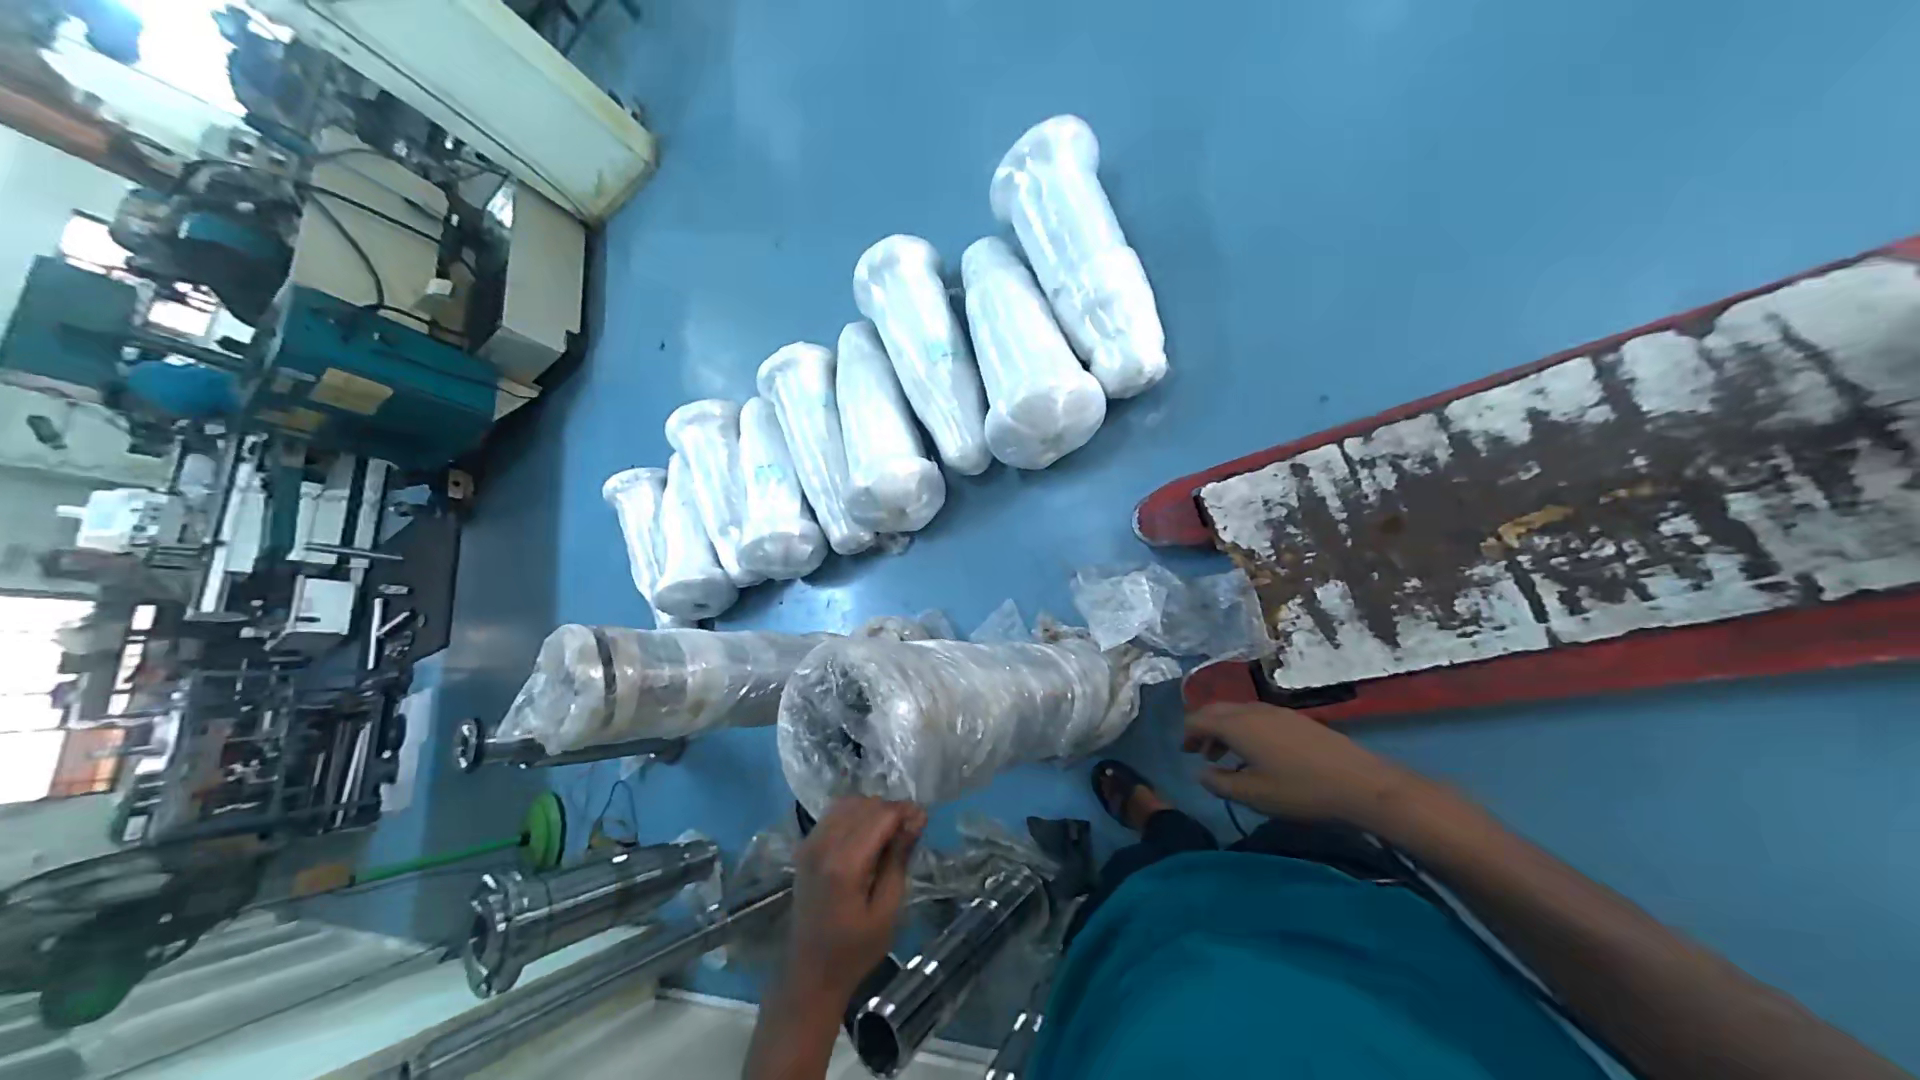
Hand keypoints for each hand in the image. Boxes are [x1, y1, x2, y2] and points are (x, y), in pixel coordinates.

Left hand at [787, 796, 925, 1001]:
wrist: (809, 973)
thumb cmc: (854, 950)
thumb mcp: (887, 909)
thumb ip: (899, 859)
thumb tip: (915, 819)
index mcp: (844, 863)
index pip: (881, 815)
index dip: (906, 811)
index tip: (924, 820)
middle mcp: (823, 844)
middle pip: (864, 804)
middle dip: (891, 810)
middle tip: (910, 831)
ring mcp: (810, 844)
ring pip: (848, 803)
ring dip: (872, 810)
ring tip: (889, 833)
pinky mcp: (805, 848)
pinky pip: (833, 814)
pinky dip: (853, 815)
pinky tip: (866, 836)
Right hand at [1183, 703, 1416, 828]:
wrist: (1361, 783)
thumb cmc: (1301, 790)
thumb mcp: (1254, 795)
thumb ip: (1220, 783)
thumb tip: (1201, 773)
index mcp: (1237, 725)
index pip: (1198, 719)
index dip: (1187, 734)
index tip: (1186, 753)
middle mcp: (1252, 710)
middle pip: (1216, 710)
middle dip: (1203, 728)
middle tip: (1200, 752)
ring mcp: (1276, 712)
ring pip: (1237, 712)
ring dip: (1224, 729)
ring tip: (1226, 756)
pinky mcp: (1295, 719)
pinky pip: (1256, 716)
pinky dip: (1244, 729)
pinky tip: (1256, 754)